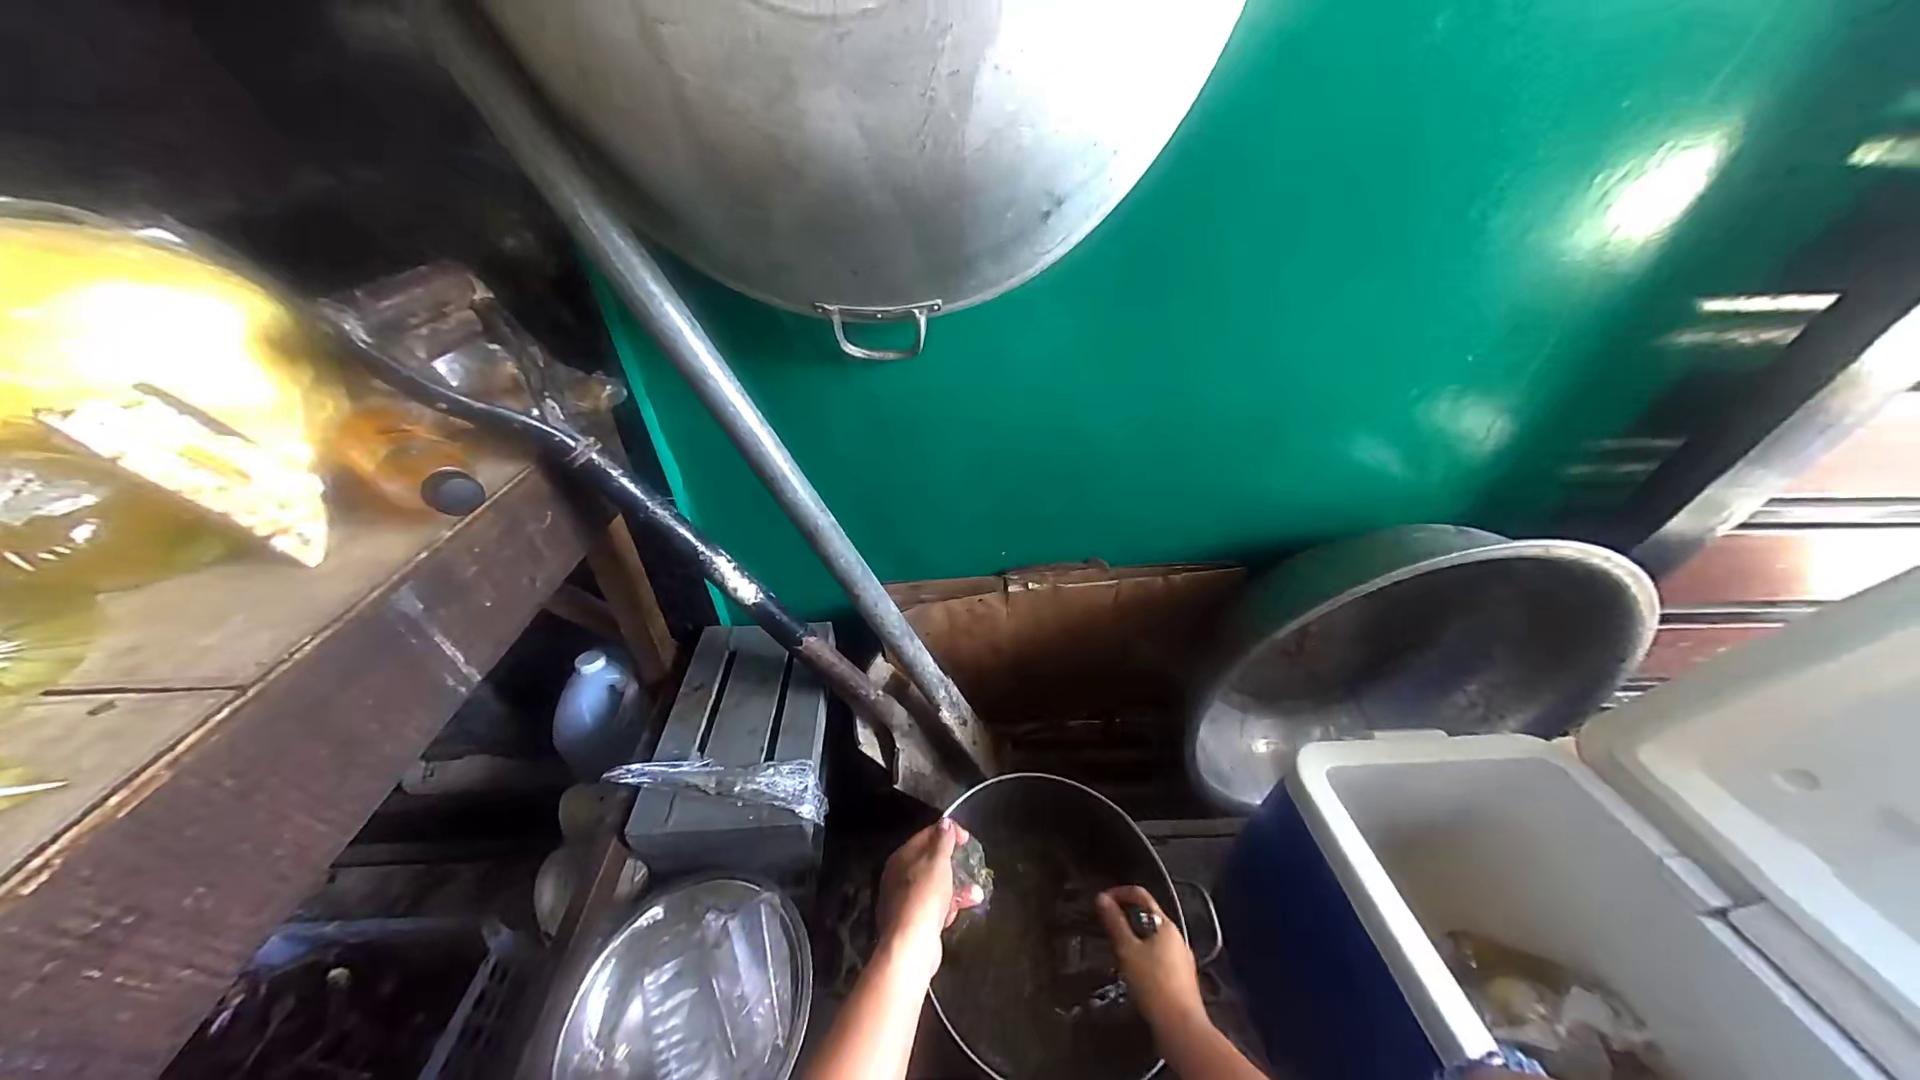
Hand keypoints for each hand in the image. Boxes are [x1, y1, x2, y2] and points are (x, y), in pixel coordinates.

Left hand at [876, 819, 983, 972]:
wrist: (911, 945)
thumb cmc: (924, 896)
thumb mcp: (937, 862)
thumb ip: (942, 840)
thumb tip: (945, 822)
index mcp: (902, 857)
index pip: (926, 835)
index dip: (947, 832)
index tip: (966, 838)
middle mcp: (899, 876)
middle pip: (930, 861)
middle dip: (953, 863)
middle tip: (970, 864)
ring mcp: (905, 900)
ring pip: (935, 886)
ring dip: (956, 888)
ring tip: (975, 894)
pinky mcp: (913, 921)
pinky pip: (933, 907)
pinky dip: (948, 907)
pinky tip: (958, 912)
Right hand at [1096, 885, 1205, 1029]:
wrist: (1181, 1028)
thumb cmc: (1153, 984)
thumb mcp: (1127, 950)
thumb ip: (1114, 922)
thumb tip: (1102, 898)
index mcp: (1166, 925)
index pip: (1141, 895)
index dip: (1119, 893)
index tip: (1103, 900)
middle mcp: (1177, 937)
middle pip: (1148, 916)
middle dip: (1126, 916)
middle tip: (1107, 925)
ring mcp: (1182, 958)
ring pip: (1154, 937)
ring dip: (1134, 936)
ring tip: (1117, 948)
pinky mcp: (1182, 978)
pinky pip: (1160, 956)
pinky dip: (1144, 955)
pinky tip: (1135, 971)